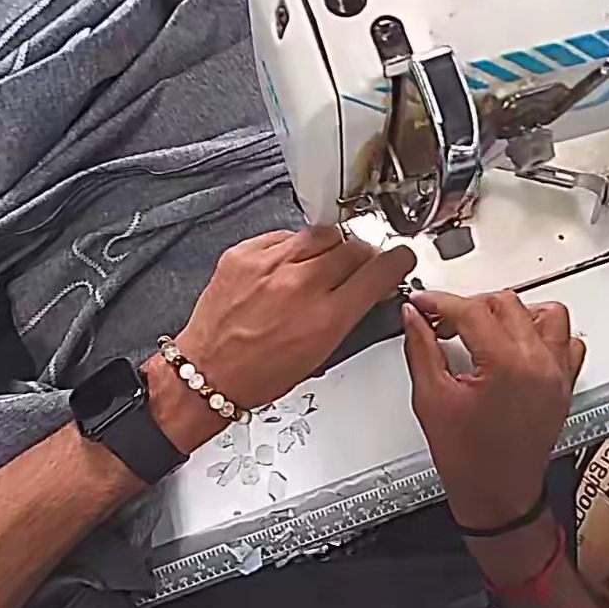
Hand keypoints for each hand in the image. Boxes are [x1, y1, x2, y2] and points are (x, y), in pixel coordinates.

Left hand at [149, 226, 415, 451]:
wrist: (209, 372)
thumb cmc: (260, 374)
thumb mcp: (321, 353)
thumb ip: (349, 315)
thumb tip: (368, 291)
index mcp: (327, 316)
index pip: (380, 270)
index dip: (398, 261)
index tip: (400, 259)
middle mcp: (301, 285)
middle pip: (354, 247)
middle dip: (363, 256)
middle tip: (357, 266)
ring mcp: (270, 265)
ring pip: (322, 234)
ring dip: (331, 246)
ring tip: (322, 264)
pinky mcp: (244, 254)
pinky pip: (285, 235)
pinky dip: (294, 247)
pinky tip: (289, 264)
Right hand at [401, 290, 584, 531]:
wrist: (498, 496)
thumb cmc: (469, 460)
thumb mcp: (430, 398)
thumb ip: (421, 347)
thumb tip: (414, 317)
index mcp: (506, 365)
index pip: (471, 310)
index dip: (439, 302)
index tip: (422, 304)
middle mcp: (539, 364)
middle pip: (505, 303)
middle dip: (468, 306)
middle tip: (441, 321)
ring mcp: (557, 373)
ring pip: (544, 313)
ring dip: (510, 312)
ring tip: (483, 327)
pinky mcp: (564, 384)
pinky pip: (566, 341)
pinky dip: (544, 333)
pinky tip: (519, 343)